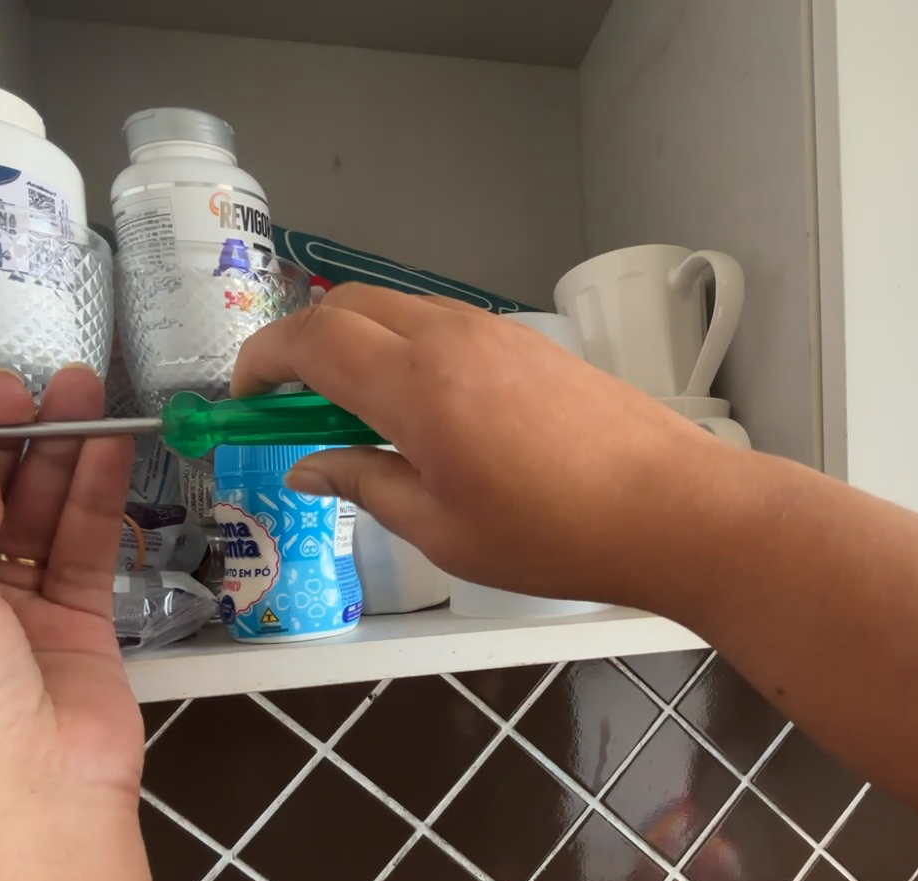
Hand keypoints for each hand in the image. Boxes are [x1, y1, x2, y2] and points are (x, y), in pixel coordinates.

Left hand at [0, 367, 137, 862]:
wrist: (19, 820)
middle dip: (2, 439)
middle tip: (39, 387)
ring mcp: (5, 616)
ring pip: (32, 519)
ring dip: (58, 458)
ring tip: (87, 397)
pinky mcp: (74, 628)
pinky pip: (81, 550)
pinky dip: (95, 500)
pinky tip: (110, 454)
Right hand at [232, 286, 737, 606]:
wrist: (674, 509)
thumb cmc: (554, 536)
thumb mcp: (444, 530)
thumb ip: (367, 486)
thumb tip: (311, 466)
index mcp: (418, 384)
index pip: (309, 339)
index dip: (261, 361)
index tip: (243, 398)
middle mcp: (453, 337)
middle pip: (349, 307)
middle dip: (303, 345)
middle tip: (294, 407)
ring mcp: (499, 333)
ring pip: (400, 312)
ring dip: (360, 346)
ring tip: (359, 413)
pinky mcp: (534, 344)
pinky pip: (448, 328)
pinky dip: (411, 351)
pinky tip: (428, 408)